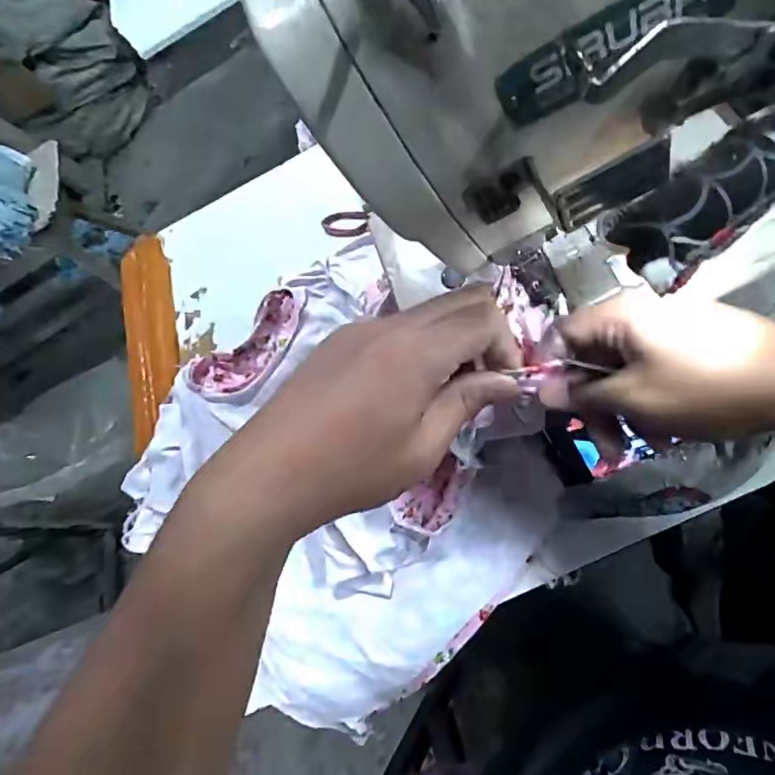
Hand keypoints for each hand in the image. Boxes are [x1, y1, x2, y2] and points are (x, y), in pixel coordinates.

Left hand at [182, 287, 523, 538]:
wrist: (267, 475)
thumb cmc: (353, 469)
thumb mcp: (423, 447)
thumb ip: (467, 402)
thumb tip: (507, 381)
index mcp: (417, 350)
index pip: (485, 316)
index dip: (508, 346)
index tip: (504, 385)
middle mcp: (392, 324)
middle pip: (463, 299)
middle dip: (488, 333)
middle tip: (485, 380)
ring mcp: (364, 326)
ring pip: (431, 309)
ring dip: (456, 337)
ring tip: (448, 388)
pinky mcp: (343, 338)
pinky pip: (400, 324)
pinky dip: (424, 342)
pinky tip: (409, 386)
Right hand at [538, 290, 774, 441]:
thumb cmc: (703, 390)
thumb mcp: (635, 400)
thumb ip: (583, 395)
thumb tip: (541, 389)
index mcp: (618, 315)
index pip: (561, 336)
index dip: (553, 376)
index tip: (564, 416)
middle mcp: (640, 311)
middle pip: (595, 356)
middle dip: (597, 405)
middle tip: (610, 450)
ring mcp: (671, 324)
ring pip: (627, 368)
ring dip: (627, 409)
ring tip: (653, 441)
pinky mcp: (696, 339)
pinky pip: (656, 367)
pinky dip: (654, 399)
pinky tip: (675, 427)